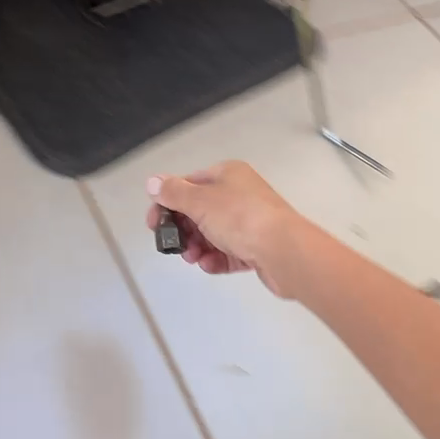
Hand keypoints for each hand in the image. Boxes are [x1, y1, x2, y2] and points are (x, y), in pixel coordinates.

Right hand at [147, 160, 309, 296]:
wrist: (286, 253)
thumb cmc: (242, 218)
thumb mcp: (199, 201)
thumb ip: (173, 192)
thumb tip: (153, 182)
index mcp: (227, 174)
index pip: (189, 183)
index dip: (168, 202)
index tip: (154, 222)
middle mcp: (240, 194)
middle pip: (200, 209)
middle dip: (183, 228)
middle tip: (172, 243)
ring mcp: (251, 222)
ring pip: (213, 232)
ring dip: (197, 245)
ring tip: (191, 257)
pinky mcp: (258, 248)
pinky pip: (229, 252)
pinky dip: (216, 258)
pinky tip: (208, 264)